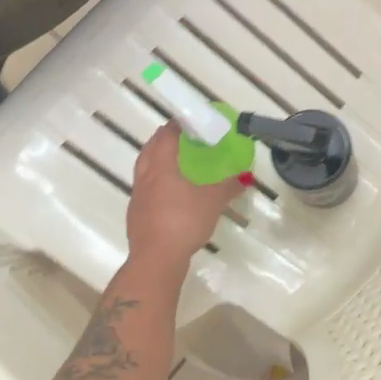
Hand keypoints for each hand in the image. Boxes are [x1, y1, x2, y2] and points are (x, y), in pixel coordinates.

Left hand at [126, 123, 241, 269]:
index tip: (191, 120)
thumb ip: (228, 187)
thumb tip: (244, 178)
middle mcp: (145, 176)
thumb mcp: (213, 201)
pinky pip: (145, 187)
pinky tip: (169, 191)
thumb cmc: (184, 221)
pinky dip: (155, 180)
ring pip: (144, 168)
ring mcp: (138, 196)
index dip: (178, 124)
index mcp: (162, 166)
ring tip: (176, 161)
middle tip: (182, 137)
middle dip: (164, 138)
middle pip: (150, 148)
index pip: (167, 136)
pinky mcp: (136, 214)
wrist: (156, 259)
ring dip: (157, 158)